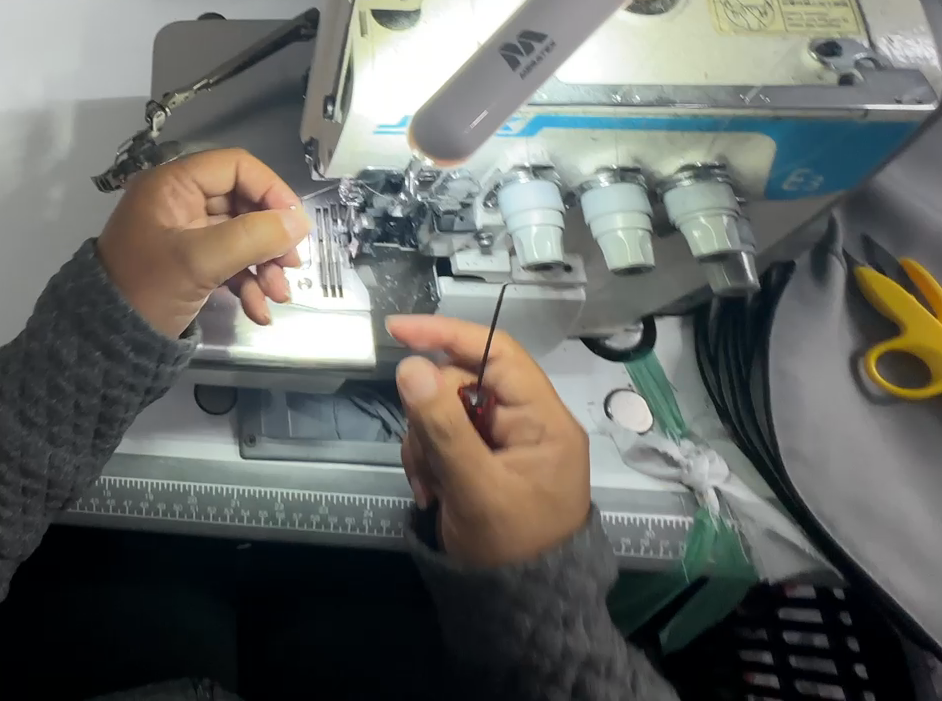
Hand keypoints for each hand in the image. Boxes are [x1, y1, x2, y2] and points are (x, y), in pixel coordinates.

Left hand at [97, 148, 310, 338]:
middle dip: (270, 237)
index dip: (270, 191)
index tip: (294, 225)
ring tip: (279, 295)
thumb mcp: (200, 260)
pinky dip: (247, 282)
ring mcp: (183, 233)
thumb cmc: (147, 288)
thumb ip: (253, 237)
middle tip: (291, 266)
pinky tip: (259, 311)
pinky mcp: (187, 263)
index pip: (235, 167)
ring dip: (264, 265)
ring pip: (238, 236)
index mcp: (173, 185)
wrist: (105, 341)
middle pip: (242, 203)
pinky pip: (226, 261)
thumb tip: (298, 222)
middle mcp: (179, 201)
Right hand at [390, 315, 590, 566]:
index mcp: (543, 421)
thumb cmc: (509, 548)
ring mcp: (504, 441)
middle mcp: (527, 422)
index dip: (447, 333)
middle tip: (424, 454)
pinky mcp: (483, 458)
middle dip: (430, 413)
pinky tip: (431, 489)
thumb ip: (442, 425)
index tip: (397, 330)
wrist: (521, 611)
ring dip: (425, 441)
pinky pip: (441, 434)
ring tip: (431, 484)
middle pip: (461, 381)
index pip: (496, 352)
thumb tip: (409, 366)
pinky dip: (426, 456)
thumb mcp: (474, 487)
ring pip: (444, 408)